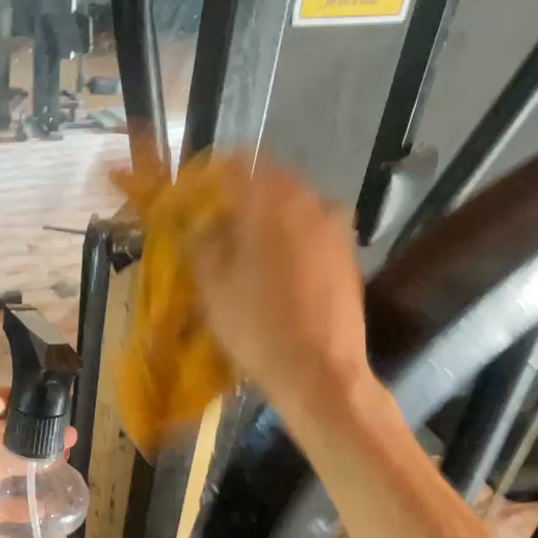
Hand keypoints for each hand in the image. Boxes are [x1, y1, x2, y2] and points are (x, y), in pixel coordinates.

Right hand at [182, 157, 374, 425]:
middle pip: (269, 182)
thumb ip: (201, 243)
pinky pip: (310, 228)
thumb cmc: (258, 328)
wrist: (320, 371)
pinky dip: (287, 236)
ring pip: (291, 205)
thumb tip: (196, 222)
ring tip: (241, 247)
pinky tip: (271, 267)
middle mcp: (310, 202)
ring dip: (265, 216)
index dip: (209, 175)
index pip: (237, 165)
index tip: (190, 192)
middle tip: (213, 222)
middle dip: (239, 196)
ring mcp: (335, 227)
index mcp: (273, 203)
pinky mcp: (347, 252)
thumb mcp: (213, 288)